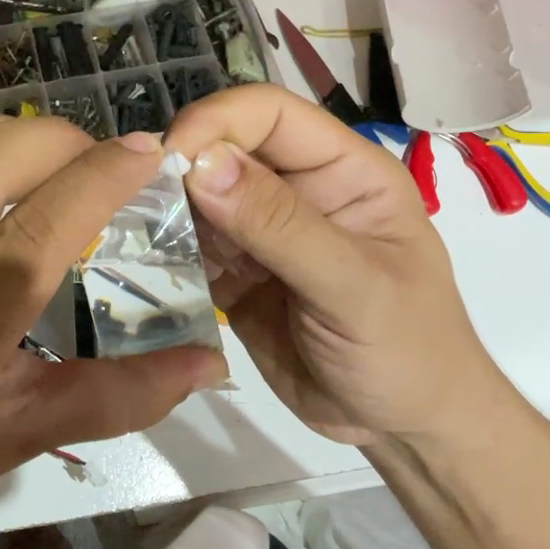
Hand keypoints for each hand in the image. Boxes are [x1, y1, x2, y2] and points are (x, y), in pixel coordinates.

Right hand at [163, 84, 513, 445]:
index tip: (170, 155)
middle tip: (141, 197)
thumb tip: (201, 163)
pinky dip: (170, 246)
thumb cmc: (408, 353)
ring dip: (170, 207)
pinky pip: (192, 242)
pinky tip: (153, 258)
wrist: (405, 433)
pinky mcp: (236, 271)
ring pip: (200, 193)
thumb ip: (280, 226)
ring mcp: (263, 231)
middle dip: (183, 165)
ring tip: (141, 230)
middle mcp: (299, 189)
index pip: (270, 115)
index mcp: (344, 172)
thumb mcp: (355, 288)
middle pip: (226, 147)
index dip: (218, 121)